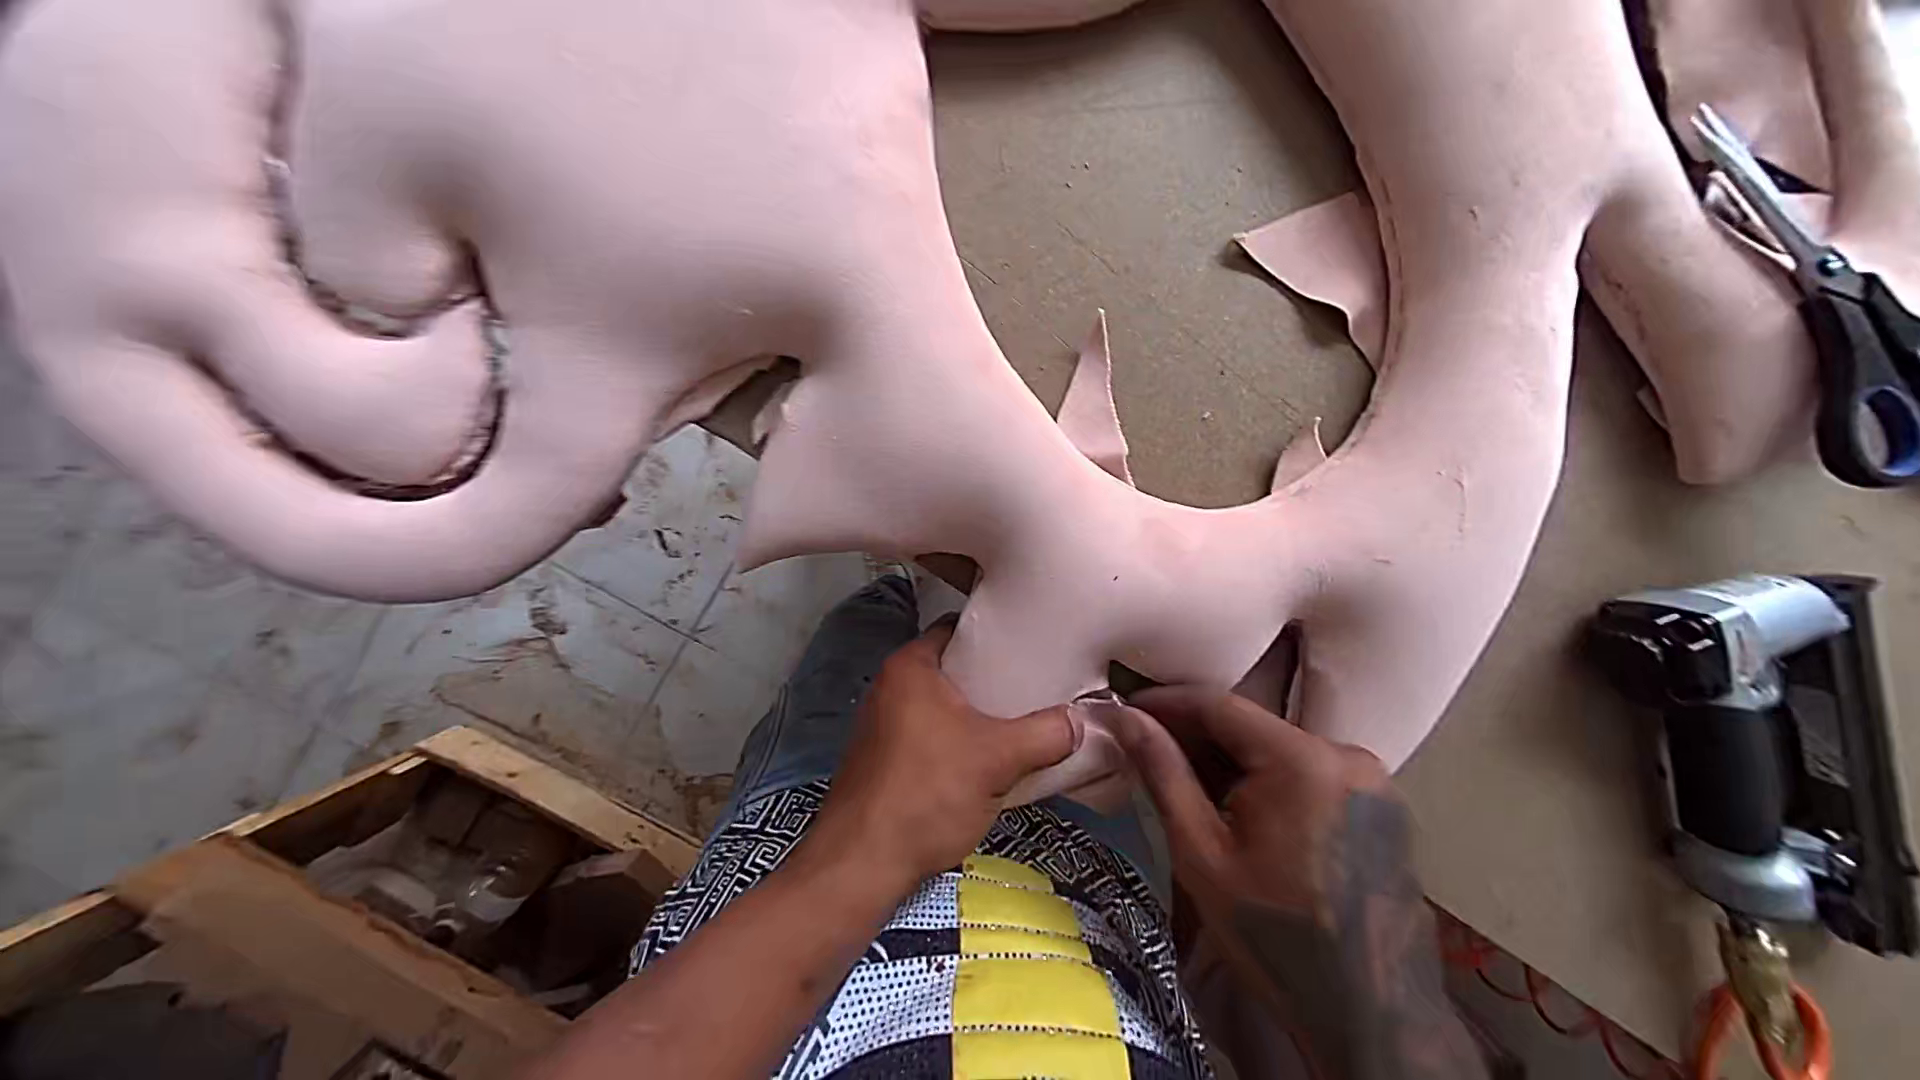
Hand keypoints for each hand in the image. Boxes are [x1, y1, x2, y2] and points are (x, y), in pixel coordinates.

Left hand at [804, 620, 1081, 891]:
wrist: (861, 863)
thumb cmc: (927, 792)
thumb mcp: (998, 759)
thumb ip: (1046, 734)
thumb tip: (1081, 721)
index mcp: (911, 666)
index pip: (958, 628)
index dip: (996, 634)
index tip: (1032, 646)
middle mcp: (891, 686)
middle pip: (954, 668)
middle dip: (994, 679)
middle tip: (1036, 688)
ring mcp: (883, 724)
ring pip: (944, 705)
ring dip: (978, 715)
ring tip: (1021, 723)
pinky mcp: (884, 758)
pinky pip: (931, 734)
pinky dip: (959, 741)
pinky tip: (988, 761)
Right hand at [1101, 687, 1485, 1079]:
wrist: (1374, 1019)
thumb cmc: (1274, 938)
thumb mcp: (1201, 853)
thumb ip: (1162, 773)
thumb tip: (1124, 716)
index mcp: (1303, 760)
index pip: (1219, 705)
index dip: (1166, 701)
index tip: (1124, 708)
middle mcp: (1346, 755)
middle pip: (1251, 725)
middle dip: (1194, 734)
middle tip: (1146, 749)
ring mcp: (1371, 780)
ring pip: (1277, 746)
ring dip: (1228, 757)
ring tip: (1183, 780)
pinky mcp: (1381, 804)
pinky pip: (1306, 769)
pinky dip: (1264, 776)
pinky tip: (1234, 805)